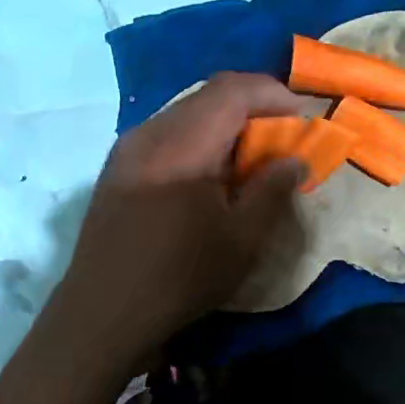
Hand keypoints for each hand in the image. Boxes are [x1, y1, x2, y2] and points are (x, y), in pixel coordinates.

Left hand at [47, 72, 306, 355]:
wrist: (103, 314)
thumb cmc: (180, 277)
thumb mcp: (242, 239)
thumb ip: (273, 190)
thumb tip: (295, 159)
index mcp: (182, 144)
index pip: (232, 89)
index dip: (272, 94)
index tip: (302, 119)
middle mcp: (149, 133)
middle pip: (207, 96)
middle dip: (251, 109)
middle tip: (281, 140)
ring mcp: (127, 149)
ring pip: (185, 114)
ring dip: (224, 126)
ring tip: (249, 160)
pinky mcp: (117, 169)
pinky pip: (166, 135)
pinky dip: (198, 141)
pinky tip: (209, 177)